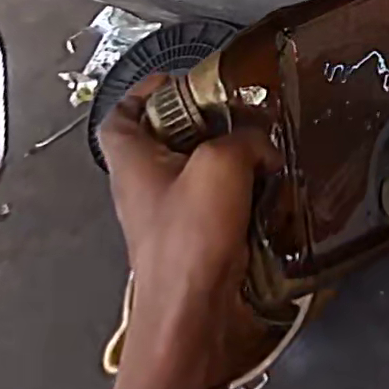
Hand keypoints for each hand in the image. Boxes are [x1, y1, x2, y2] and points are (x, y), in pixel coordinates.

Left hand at [100, 74, 280, 304]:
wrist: (192, 308)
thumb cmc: (191, 232)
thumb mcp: (221, 163)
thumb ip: (245, 137)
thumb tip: (261, 144)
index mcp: (134, 164)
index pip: (120, 119)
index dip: (143, 93)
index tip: (180, 80)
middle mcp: (146, 184)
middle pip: (167, 136)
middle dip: (202, 117)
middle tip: (237, 106)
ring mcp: (171, 210)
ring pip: (198, 163)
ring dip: (230, 149)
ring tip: (262, 140)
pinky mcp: (197, 229)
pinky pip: (218, 191)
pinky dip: (242, 179)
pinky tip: (268, 177)